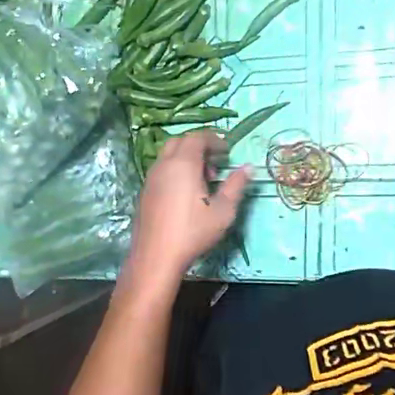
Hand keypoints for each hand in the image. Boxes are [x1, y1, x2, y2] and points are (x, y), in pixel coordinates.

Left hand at [125, 130, 249, 282]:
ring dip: (187, 158)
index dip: (214, 140)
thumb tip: (248, 167)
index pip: (197, 137)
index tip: (227, 151)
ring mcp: (151, 178)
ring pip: (169, 155)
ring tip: (204, 180)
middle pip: (180, 141)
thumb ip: (236, 185)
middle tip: (216, 162)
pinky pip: (162, 170)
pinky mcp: (145, 192)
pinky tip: (187, 193)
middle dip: (199, 146)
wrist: (156, 256)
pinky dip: (176, 170)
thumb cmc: (193, 231)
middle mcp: (164, 165)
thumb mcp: (223, 210)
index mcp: (183, 164)